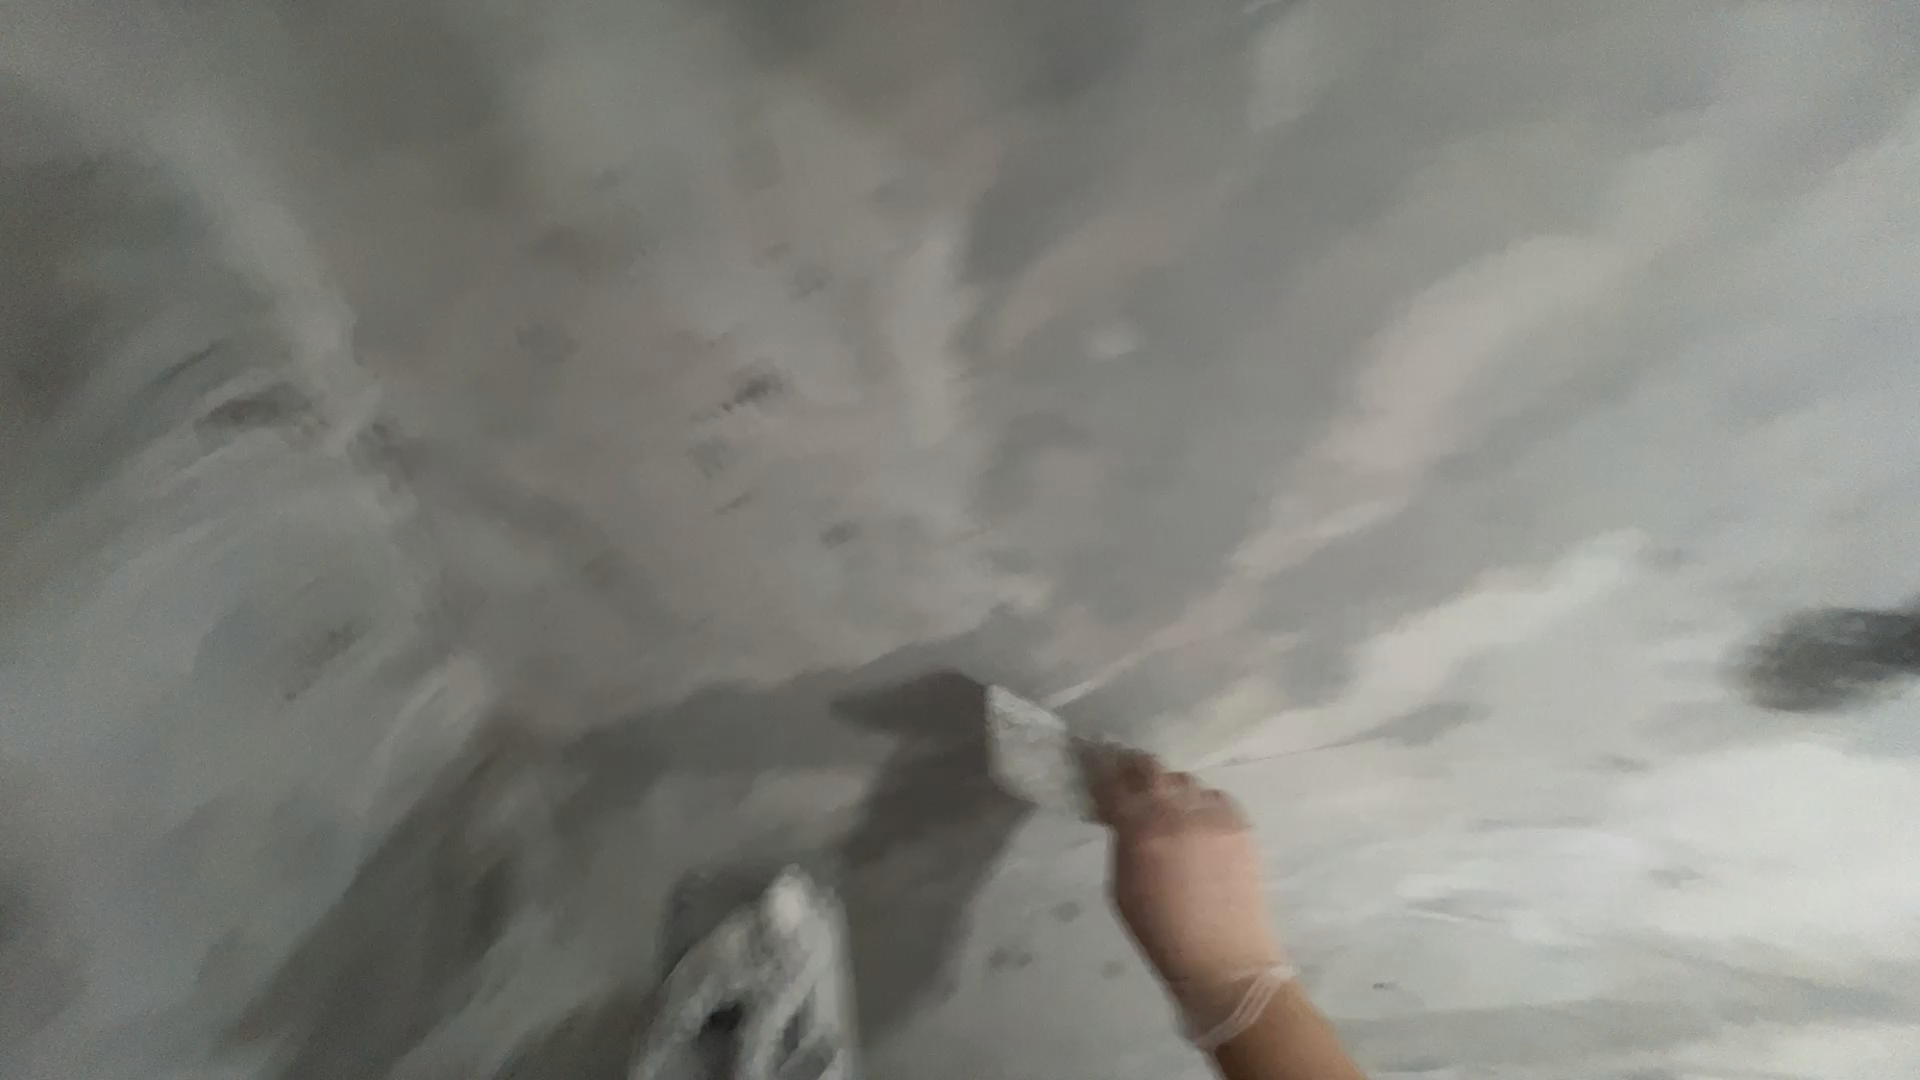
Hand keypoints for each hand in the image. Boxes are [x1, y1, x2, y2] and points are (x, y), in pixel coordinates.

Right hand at [1090, 751, 1281, 991]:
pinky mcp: (1240, 824)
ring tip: (1172, 810)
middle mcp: (1174, 814)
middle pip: (1150, 766)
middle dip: (1136, 768)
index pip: (1113, 783)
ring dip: (1172, 790)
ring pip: (1184, 780)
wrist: (1225, 961)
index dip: (1104, 773)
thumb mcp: (1121, 886)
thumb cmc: (1161, 931)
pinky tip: (1202, 826)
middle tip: (1133, 777)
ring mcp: (1211, 816)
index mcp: (1138, 831)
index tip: (1102, 772)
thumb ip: (1122, 841)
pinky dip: (1204, 805)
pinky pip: (1215, 797)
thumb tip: (1121, 814)